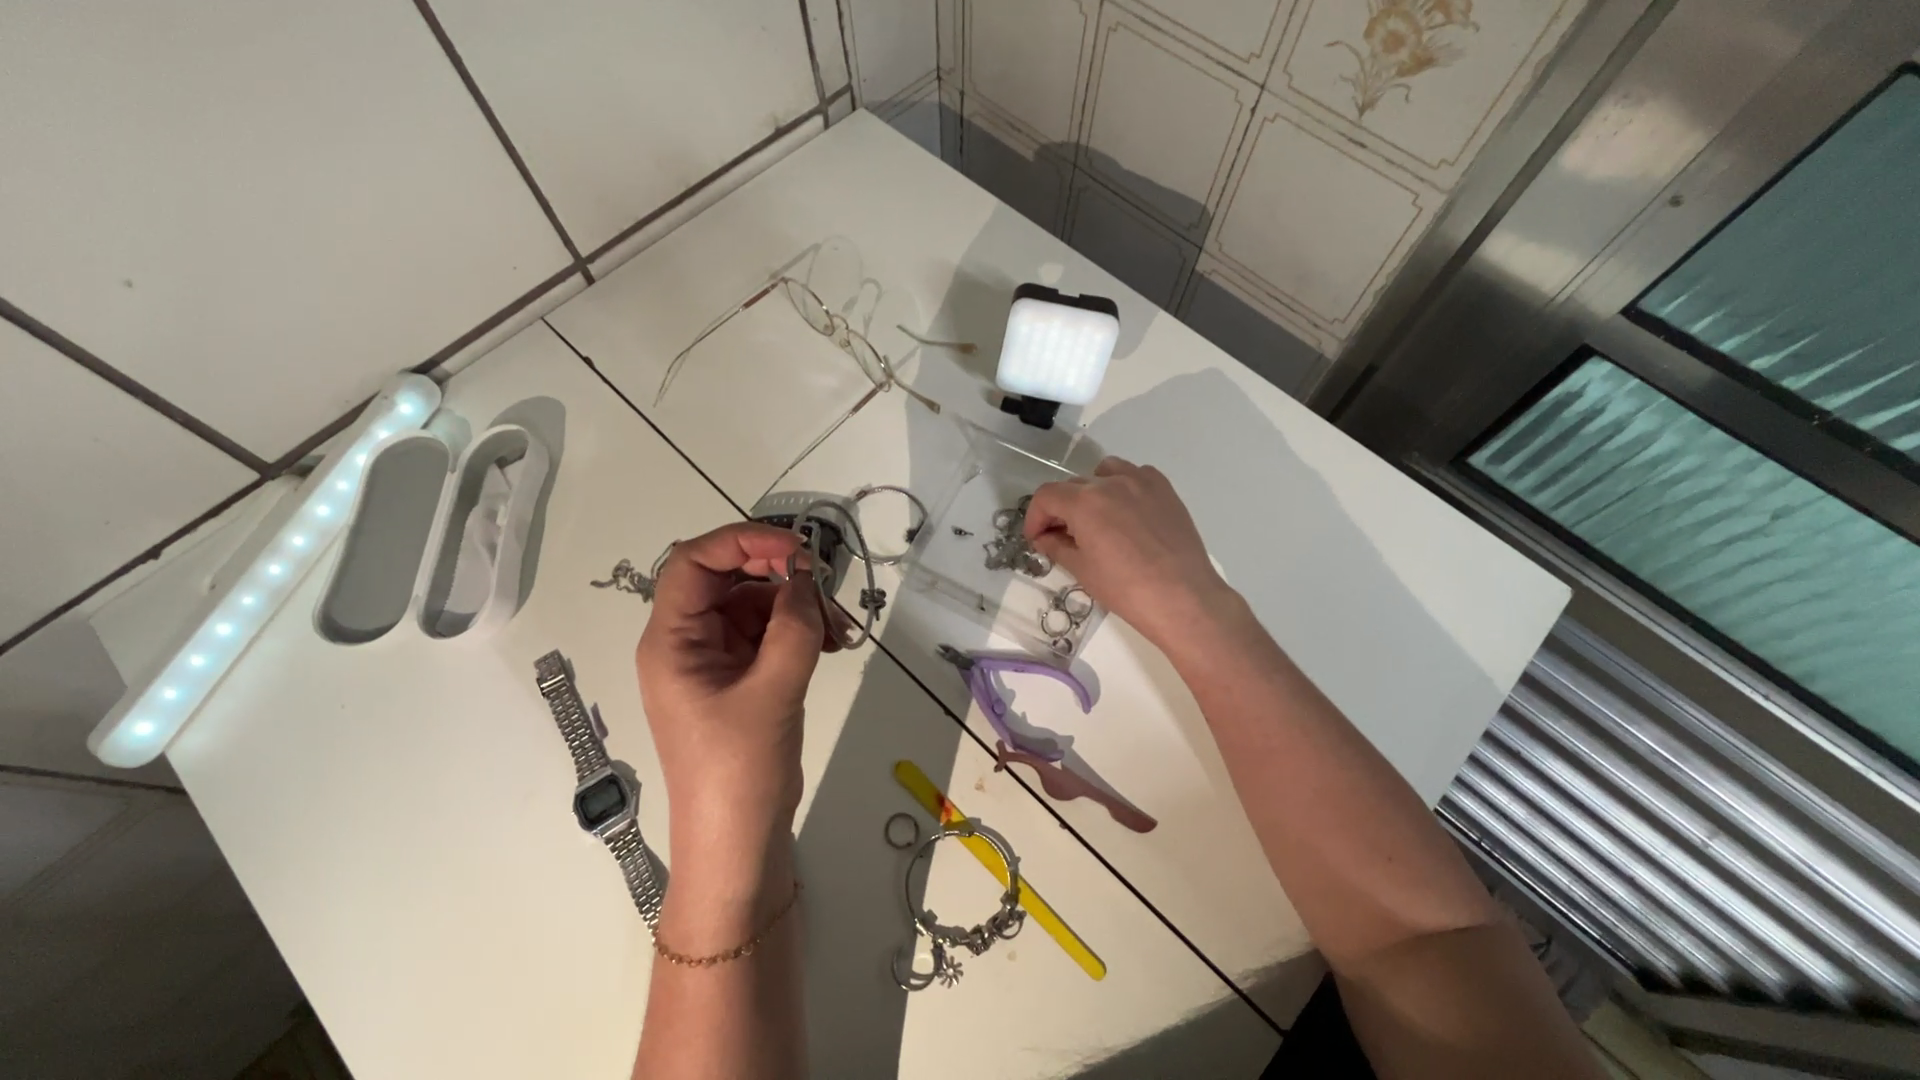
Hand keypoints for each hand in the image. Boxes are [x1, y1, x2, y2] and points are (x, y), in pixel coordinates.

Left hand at [634, 523, 839, 861]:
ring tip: (839, 630)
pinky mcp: (739, 679)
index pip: (693, 563)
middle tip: (826, 587)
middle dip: (780, 576)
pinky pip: (768, 635)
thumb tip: (807, 577)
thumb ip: (794, 626)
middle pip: (728, 580)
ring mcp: (713, 661)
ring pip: (755, 606)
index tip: (797, 548)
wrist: (738, 840)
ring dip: (798, 607)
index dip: (743, 541)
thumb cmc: (740, 768)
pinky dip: (800, 631)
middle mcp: (686, 642)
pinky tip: (832, 643)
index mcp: (671, 641)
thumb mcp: (773, 691)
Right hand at [1024, 457, 1238, 650]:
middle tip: (1063, 537)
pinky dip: (1123, 487)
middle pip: (1073, 486)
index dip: (1035, 517)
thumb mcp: (1083, 570)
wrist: (1183, 598)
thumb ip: (1057, 546)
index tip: (1037, 538)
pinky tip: (1127, 514)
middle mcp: (1111, 482)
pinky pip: (1135, 476)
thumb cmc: (1126, 589)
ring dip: (1091, 492)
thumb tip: (1045, 537)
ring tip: (1096, 519)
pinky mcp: (1165, 490)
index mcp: (1085, 502)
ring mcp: (1141, 482)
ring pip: (1104, 473)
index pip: (1046, 496)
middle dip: (1061, 510)